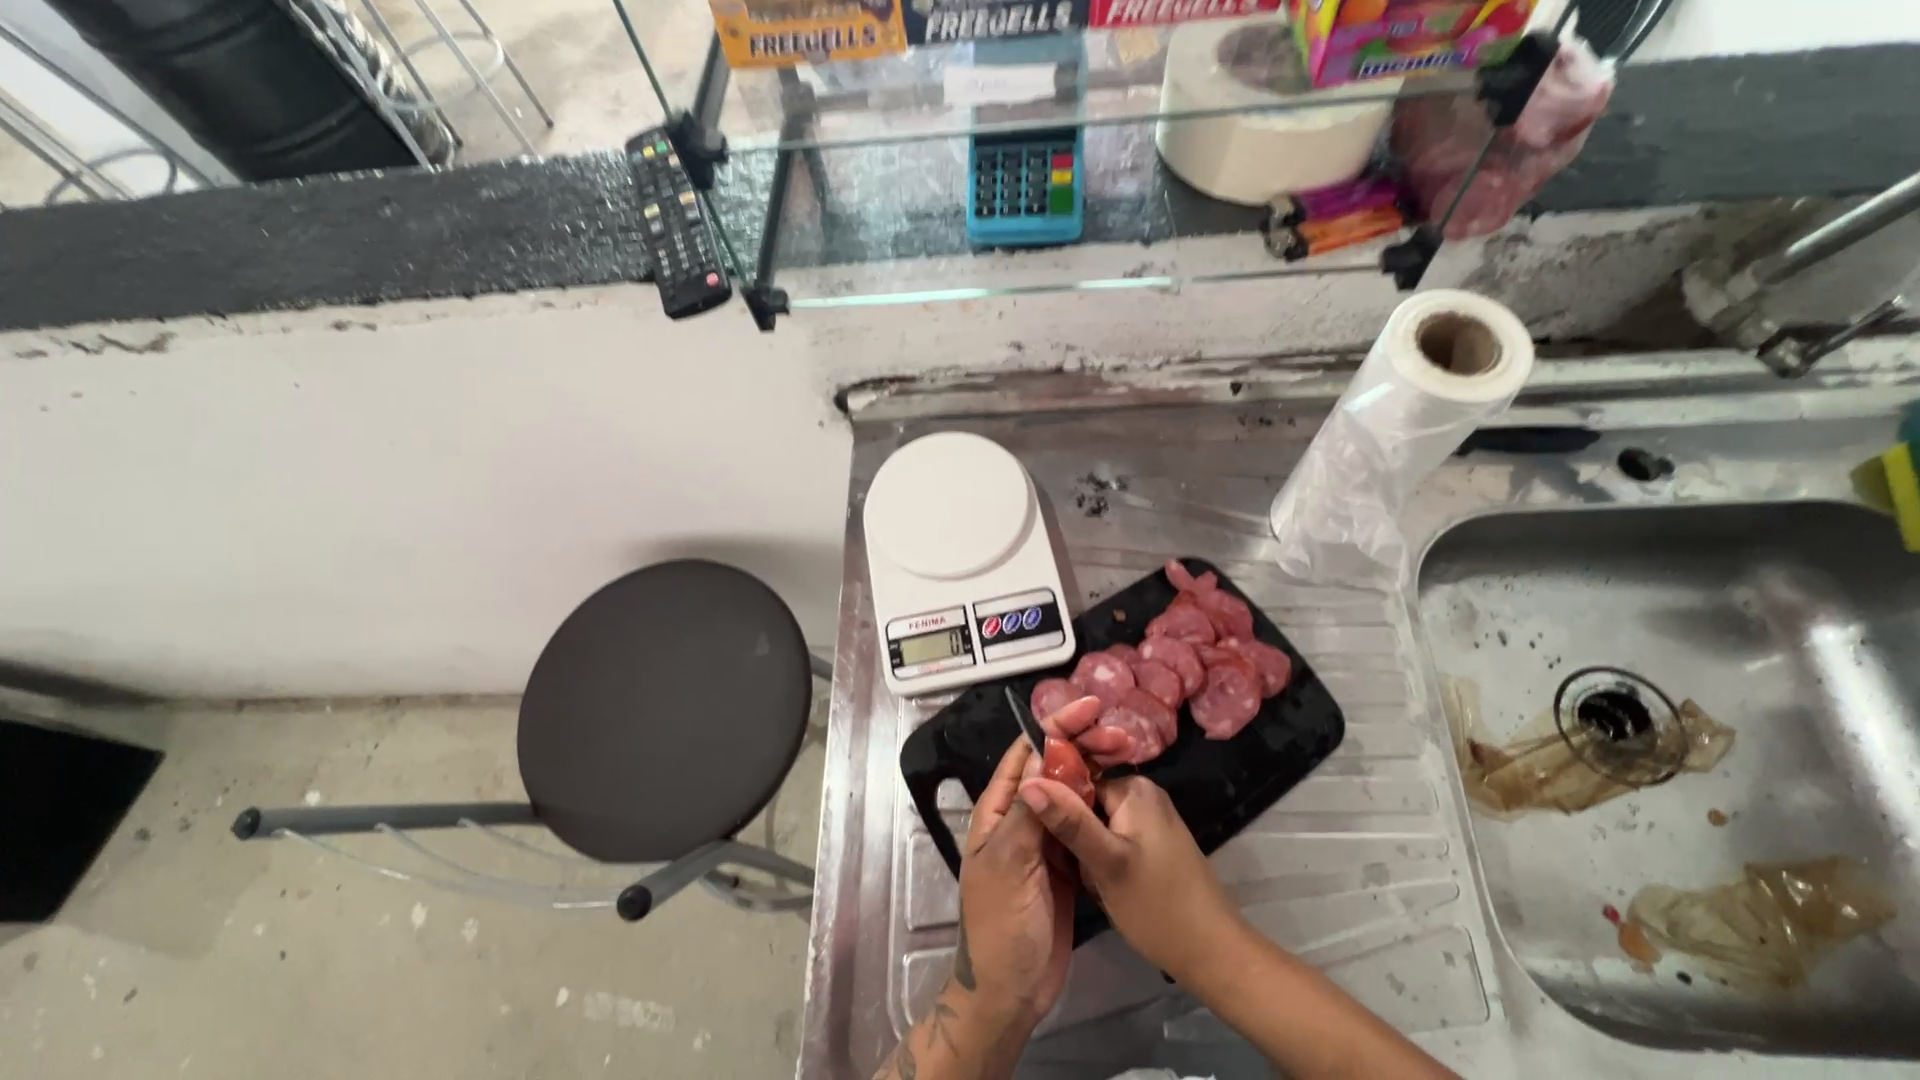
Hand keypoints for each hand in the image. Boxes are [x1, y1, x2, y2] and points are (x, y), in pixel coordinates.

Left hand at [950, 700, 1102, 1026]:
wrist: (1011, 991)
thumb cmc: (1000, 926)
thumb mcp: (1008, 865)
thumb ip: (1028, 814)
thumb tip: (1046, 762)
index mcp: (997, 813)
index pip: (1026, 756)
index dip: (1055, 729)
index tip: (1089, 709)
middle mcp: (1019, 820)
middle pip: (1052, 771)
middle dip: (1082, 748)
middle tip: (1122, 737)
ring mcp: (1044, 843)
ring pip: (1071, 795)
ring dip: (1096, 772)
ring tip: (1129, 755)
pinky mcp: (1066, 866)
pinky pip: (1083, 825)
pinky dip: (1101, 806)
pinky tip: (1124, 794)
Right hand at [1017, 772, 1245, 982]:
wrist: (1211, 951)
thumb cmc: (1157, 906)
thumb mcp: (1106, 863)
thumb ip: (1068, 821)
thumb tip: (1027, 782)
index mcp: (1134, 788)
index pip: (1074, 781)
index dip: (1056, 811)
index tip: (1050, 844)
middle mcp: (1144, 794)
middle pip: (1085, 803)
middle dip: (1075, 837)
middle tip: (1082, 872)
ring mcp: (1150, 819)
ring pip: (1096, 825)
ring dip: (1088, 854)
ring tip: (1094, 883)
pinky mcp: (1153, 842)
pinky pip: (1113, 839)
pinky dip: (1103, 861)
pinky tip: (1106, 886)